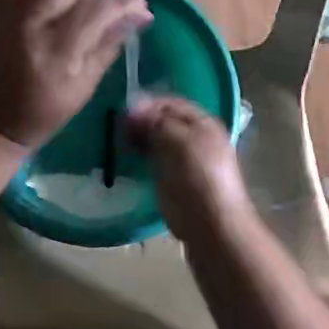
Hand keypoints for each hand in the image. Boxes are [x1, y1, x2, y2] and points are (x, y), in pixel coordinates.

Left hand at [0, 0, 149, 148]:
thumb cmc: (45, 109)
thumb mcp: (85, 86)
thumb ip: (109, 44)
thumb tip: (139, 15)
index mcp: (54, 52)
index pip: (95, 10)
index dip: (123, 3)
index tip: (138, 4)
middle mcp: (26, 24)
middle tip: (100, 1)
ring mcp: (3, 11)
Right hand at [125, 95, 250, 234]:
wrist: (210, 224)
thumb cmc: (198, 177)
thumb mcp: (178, 141)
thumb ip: (156, 122)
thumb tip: (132, 109)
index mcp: (202, 123)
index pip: (170, 103)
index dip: (147, 104)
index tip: (123, 111)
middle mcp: (194, 137)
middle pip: (162, 120)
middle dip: (140, 120)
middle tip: (118, 126)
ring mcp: (183, 158)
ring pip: (155, 138)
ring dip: (137, 136)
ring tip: (119, 139)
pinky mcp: (171, 177)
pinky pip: (152, 157)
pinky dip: (139, 153)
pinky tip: (125, 154)